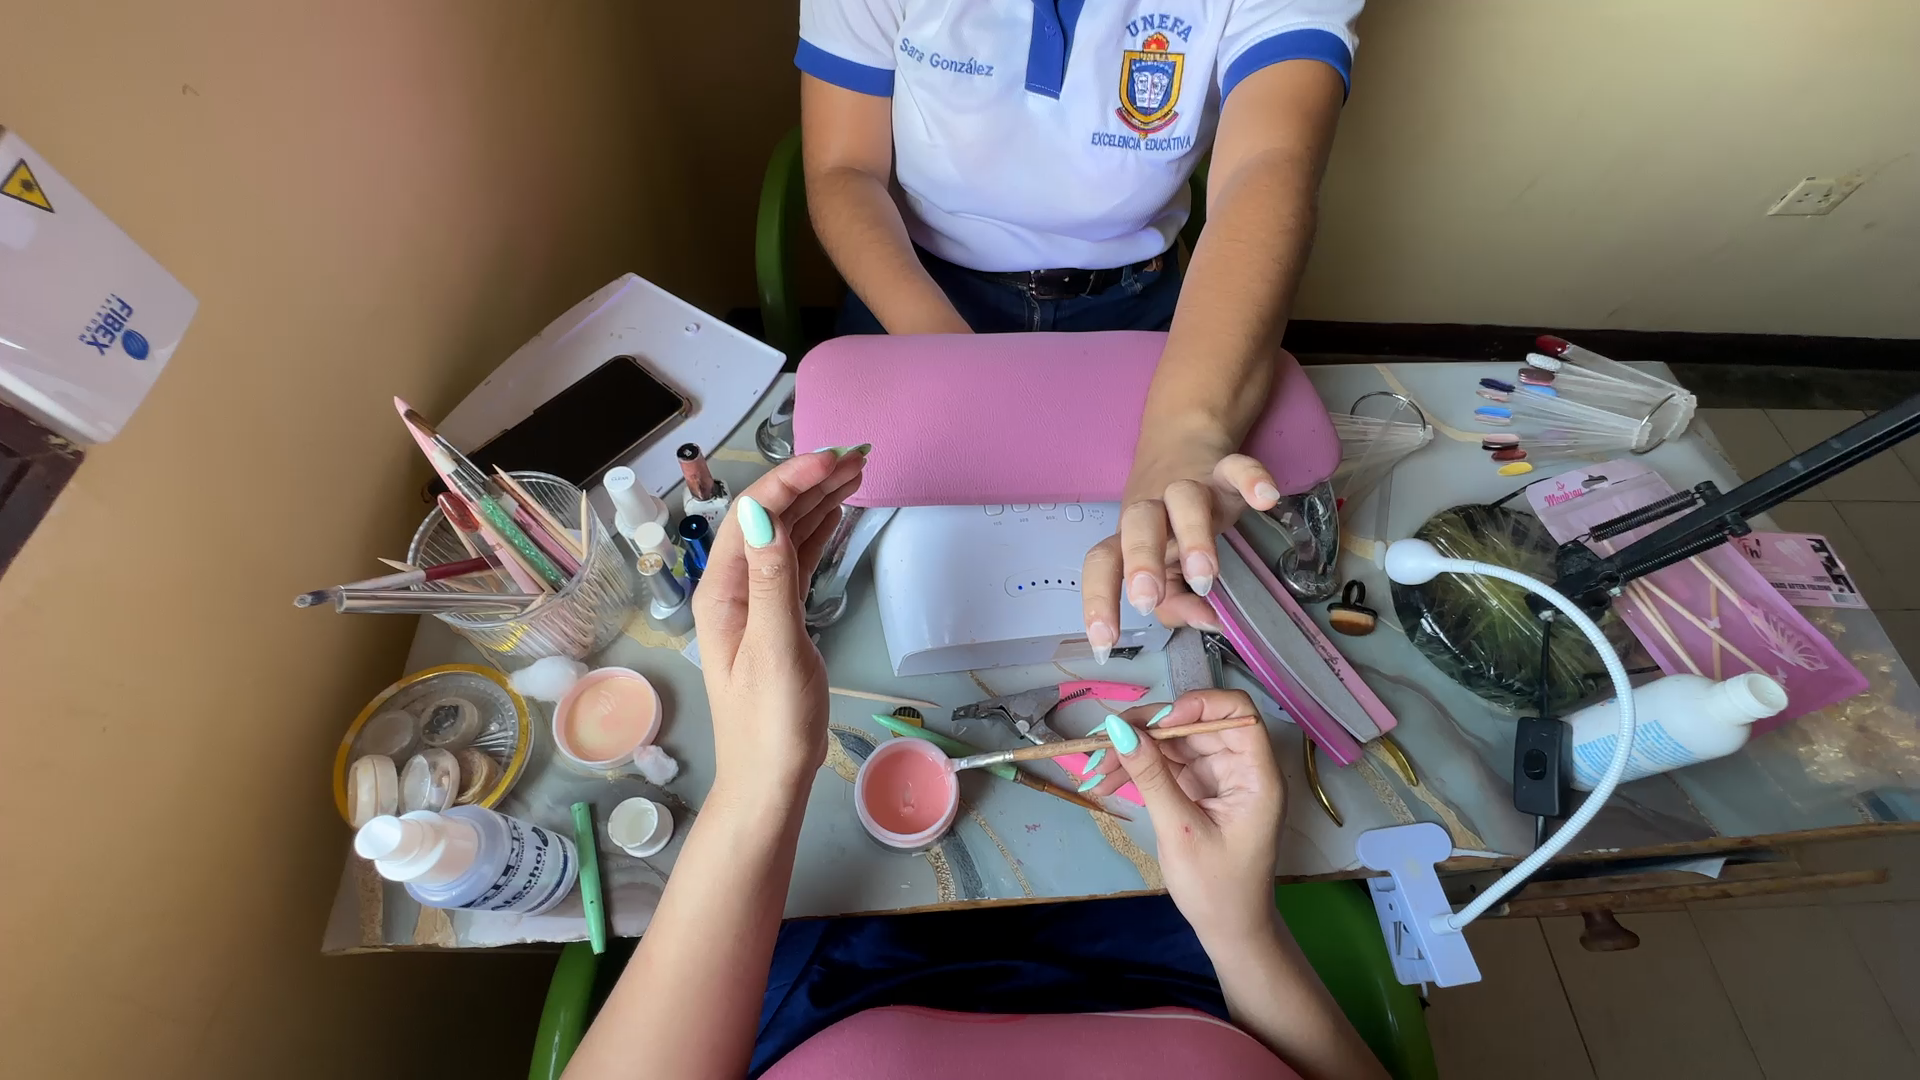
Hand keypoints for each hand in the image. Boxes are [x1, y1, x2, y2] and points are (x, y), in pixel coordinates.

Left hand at [692, 450, 865, 807]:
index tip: (834, 458)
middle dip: (810, 481)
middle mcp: (735, 585)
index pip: (756, 516)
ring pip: (788, 535)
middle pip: (772, 517)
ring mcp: (757, 599)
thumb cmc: (771, 722)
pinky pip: (798, 560)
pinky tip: (837, 514)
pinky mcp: (778, 613)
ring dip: (819, 501)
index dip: (792, 480)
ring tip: (856, 473)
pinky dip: (818, 532)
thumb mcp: (775, 651)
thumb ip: (772, 581)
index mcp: (724, 589)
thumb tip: (765, 513)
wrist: (770, 777)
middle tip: (857, 456)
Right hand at [1080, 690, 1284, 947]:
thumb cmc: (1217, 888)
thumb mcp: (1180, 831)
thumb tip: (1117, 728)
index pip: (1235, 712)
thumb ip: (1151, 776)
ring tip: (1096, 770)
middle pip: (1192, 722)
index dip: (1197, 706)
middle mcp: (1238, 765)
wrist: (1228, 930)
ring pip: (1171, 740)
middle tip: (1103, 743)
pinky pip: (1163, 761)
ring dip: (1132, 749)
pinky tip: (1107, 780)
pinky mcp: (1196, 784)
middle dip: (1146, 730)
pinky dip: (1135, 767)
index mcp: (1255, 774)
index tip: (1158, 726)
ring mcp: (1216, 773)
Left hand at [1081, 445, 1280, 658]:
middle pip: (1137, 524)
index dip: (1098, 601)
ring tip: (1207, 576)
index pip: (1103, 564)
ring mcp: (1188, 487)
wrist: (1180, 448)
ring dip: (1194, 536)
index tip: (1105, 643)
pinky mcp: (1225, 472)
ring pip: (1184, 498)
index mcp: (1127, 538)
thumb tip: (1206, 622)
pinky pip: (1237, 469)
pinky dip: (1252, 480)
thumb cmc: (1167, 526)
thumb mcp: (1165, 570)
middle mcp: (1152, 511)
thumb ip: (1176, 603)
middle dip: (1139, 562)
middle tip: (1145, 600)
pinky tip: (1265, 500)